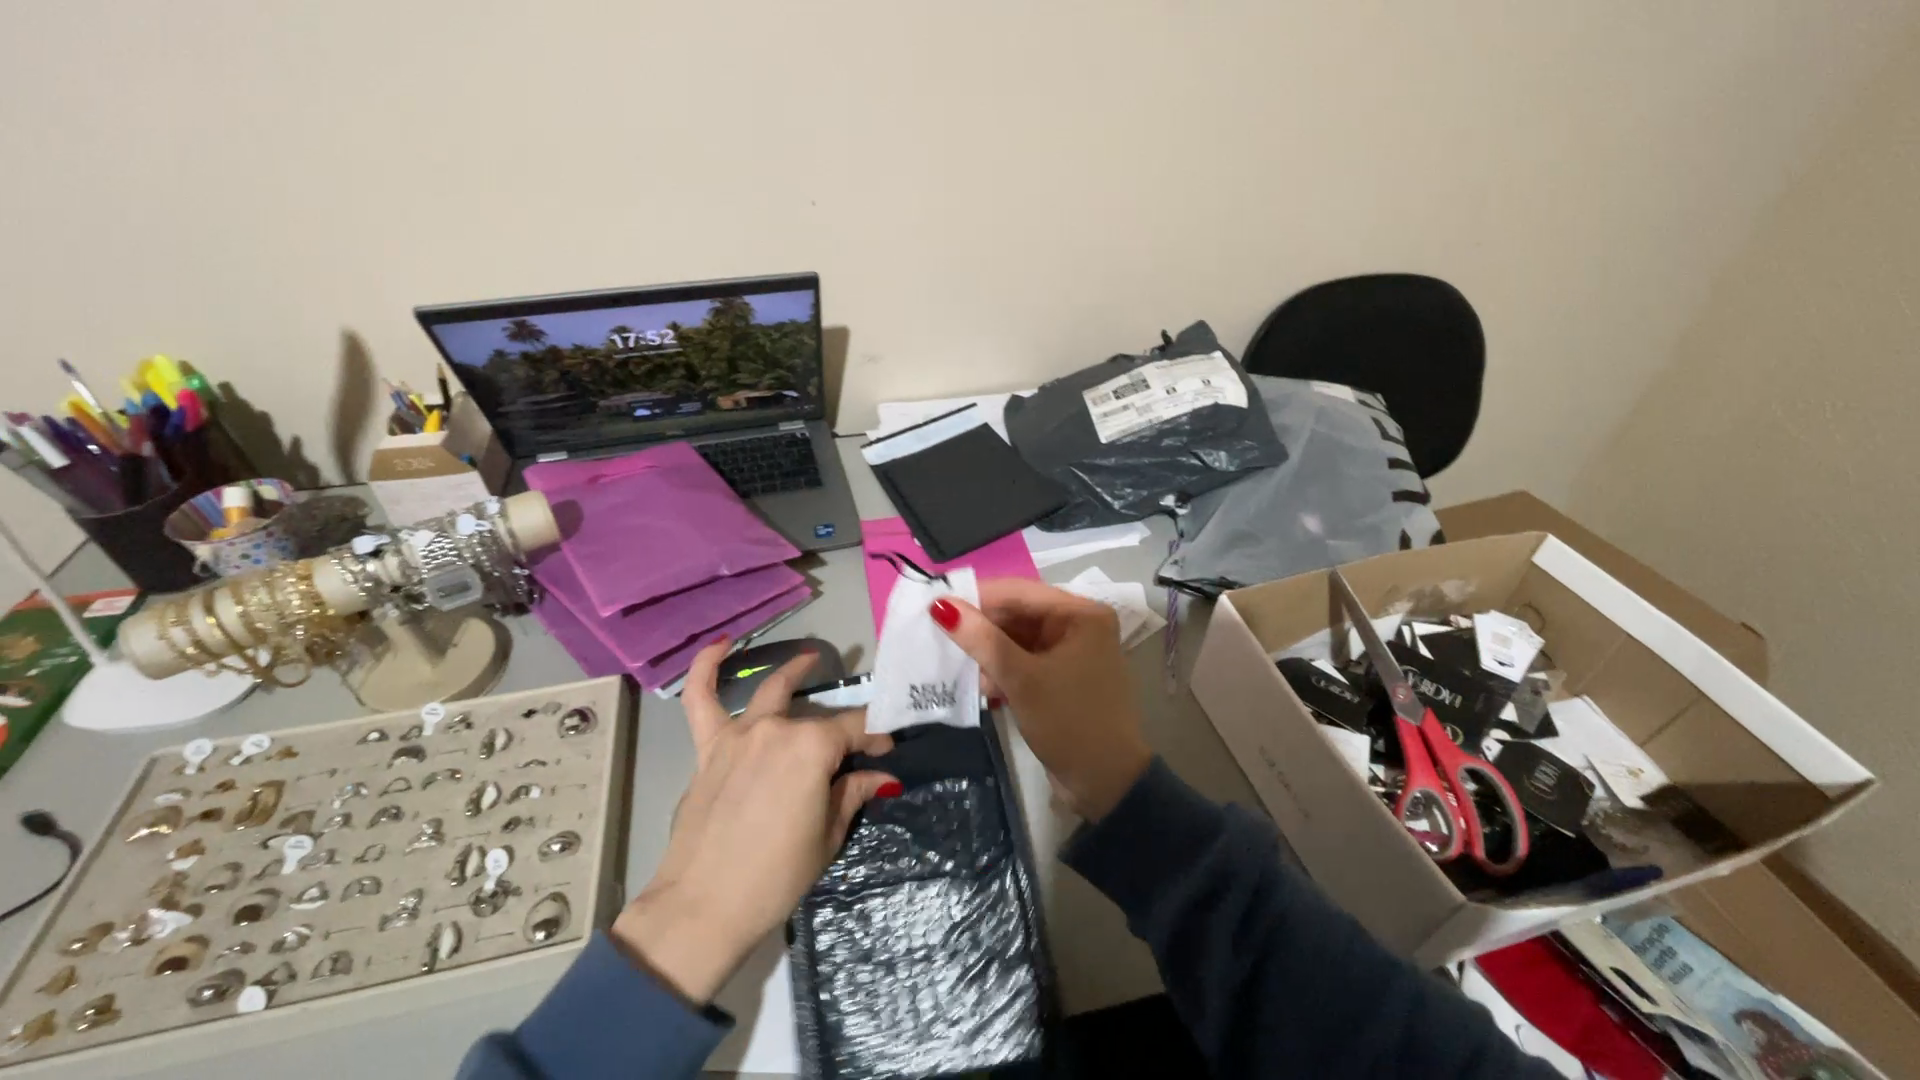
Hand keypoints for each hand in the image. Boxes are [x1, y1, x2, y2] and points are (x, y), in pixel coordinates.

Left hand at [611, 639, 897, 1004]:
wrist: (704, 905)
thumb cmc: (776, 875)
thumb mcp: (827, 836)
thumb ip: (853, 794)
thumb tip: (882, 776)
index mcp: (812, 747)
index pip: (856, 729)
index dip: (877, 738)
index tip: (888, 752)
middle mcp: (775, 728)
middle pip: (817, 716)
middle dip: (844, 725)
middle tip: (861, 740)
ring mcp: (737, 734)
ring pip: (769, 693)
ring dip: (793, 673)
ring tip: (811, 660)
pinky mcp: (707, 748)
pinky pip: (700, 699)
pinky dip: (707, 667)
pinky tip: (720, 645)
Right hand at [932, 579, 1152, 819]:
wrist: (1106, 782)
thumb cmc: (1069, 722)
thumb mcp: (1022, 679)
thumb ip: (981, 640)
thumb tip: (940, 605)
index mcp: (1080, 613)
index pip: (1018, 591)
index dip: (976, 598)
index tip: (934, 608)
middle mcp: (1079, 624)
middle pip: (1017, 613)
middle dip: (982, 630)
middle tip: (944, 644)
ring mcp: (1072, 651)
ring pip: (1017, 638)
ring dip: (990, 655)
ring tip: (967, 674)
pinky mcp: (1062, 676)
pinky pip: (1024, 660)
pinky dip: (1003, 671)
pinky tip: (986, 689)